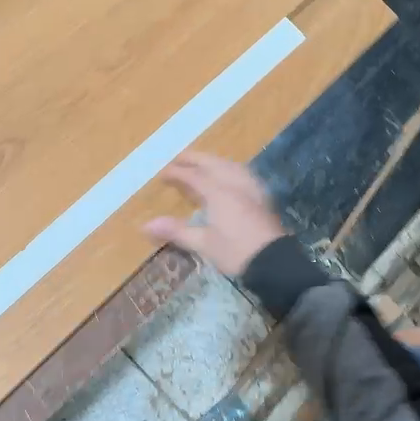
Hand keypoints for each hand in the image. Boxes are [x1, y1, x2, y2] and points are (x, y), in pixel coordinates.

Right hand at [143, 151, 287, 275]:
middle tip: (179, 158)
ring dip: (215, 161)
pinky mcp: (262, 199)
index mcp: (219, 192)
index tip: (162, 173)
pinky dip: (231, 170)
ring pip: (231, 166)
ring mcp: (251, 190)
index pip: (193, 176)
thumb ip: (176, 231)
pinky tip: (231, 177)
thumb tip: (146, 225)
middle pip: (214, 163)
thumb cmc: (235, 252)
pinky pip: (243, 174)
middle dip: (195, 159)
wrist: (273, 262)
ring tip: (204, 163)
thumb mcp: (203, 243)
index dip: (177, 173)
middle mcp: (235, 184)